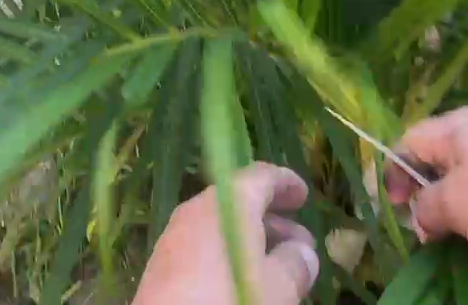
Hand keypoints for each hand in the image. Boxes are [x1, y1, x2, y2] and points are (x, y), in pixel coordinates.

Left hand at [133, 162, 320, 304]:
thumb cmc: (229, 300)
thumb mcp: (276, 288)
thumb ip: (294, 265)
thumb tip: (303, 252)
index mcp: (230, 199)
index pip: (261, 176)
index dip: (286, 183)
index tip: (304, 195)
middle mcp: (200, 206)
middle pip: (240, 200)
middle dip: (272, 218)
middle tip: (300, 240)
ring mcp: (177, 232)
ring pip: (221, 224)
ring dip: (250, 238)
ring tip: (277, 264)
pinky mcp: (163, 261)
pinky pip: (204, 243)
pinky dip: (227, 251)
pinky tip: (241, 277)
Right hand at [384, 108, 467, 304]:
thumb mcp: (455, 206)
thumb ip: (426, 205)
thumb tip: (420, 213)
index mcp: (457, 125)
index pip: (409, 140)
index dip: (395, 172)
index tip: (395, 209)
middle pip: (440, 160)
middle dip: (429, 198)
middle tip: (427, 233)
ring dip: (460, 216)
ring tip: (465, 248)